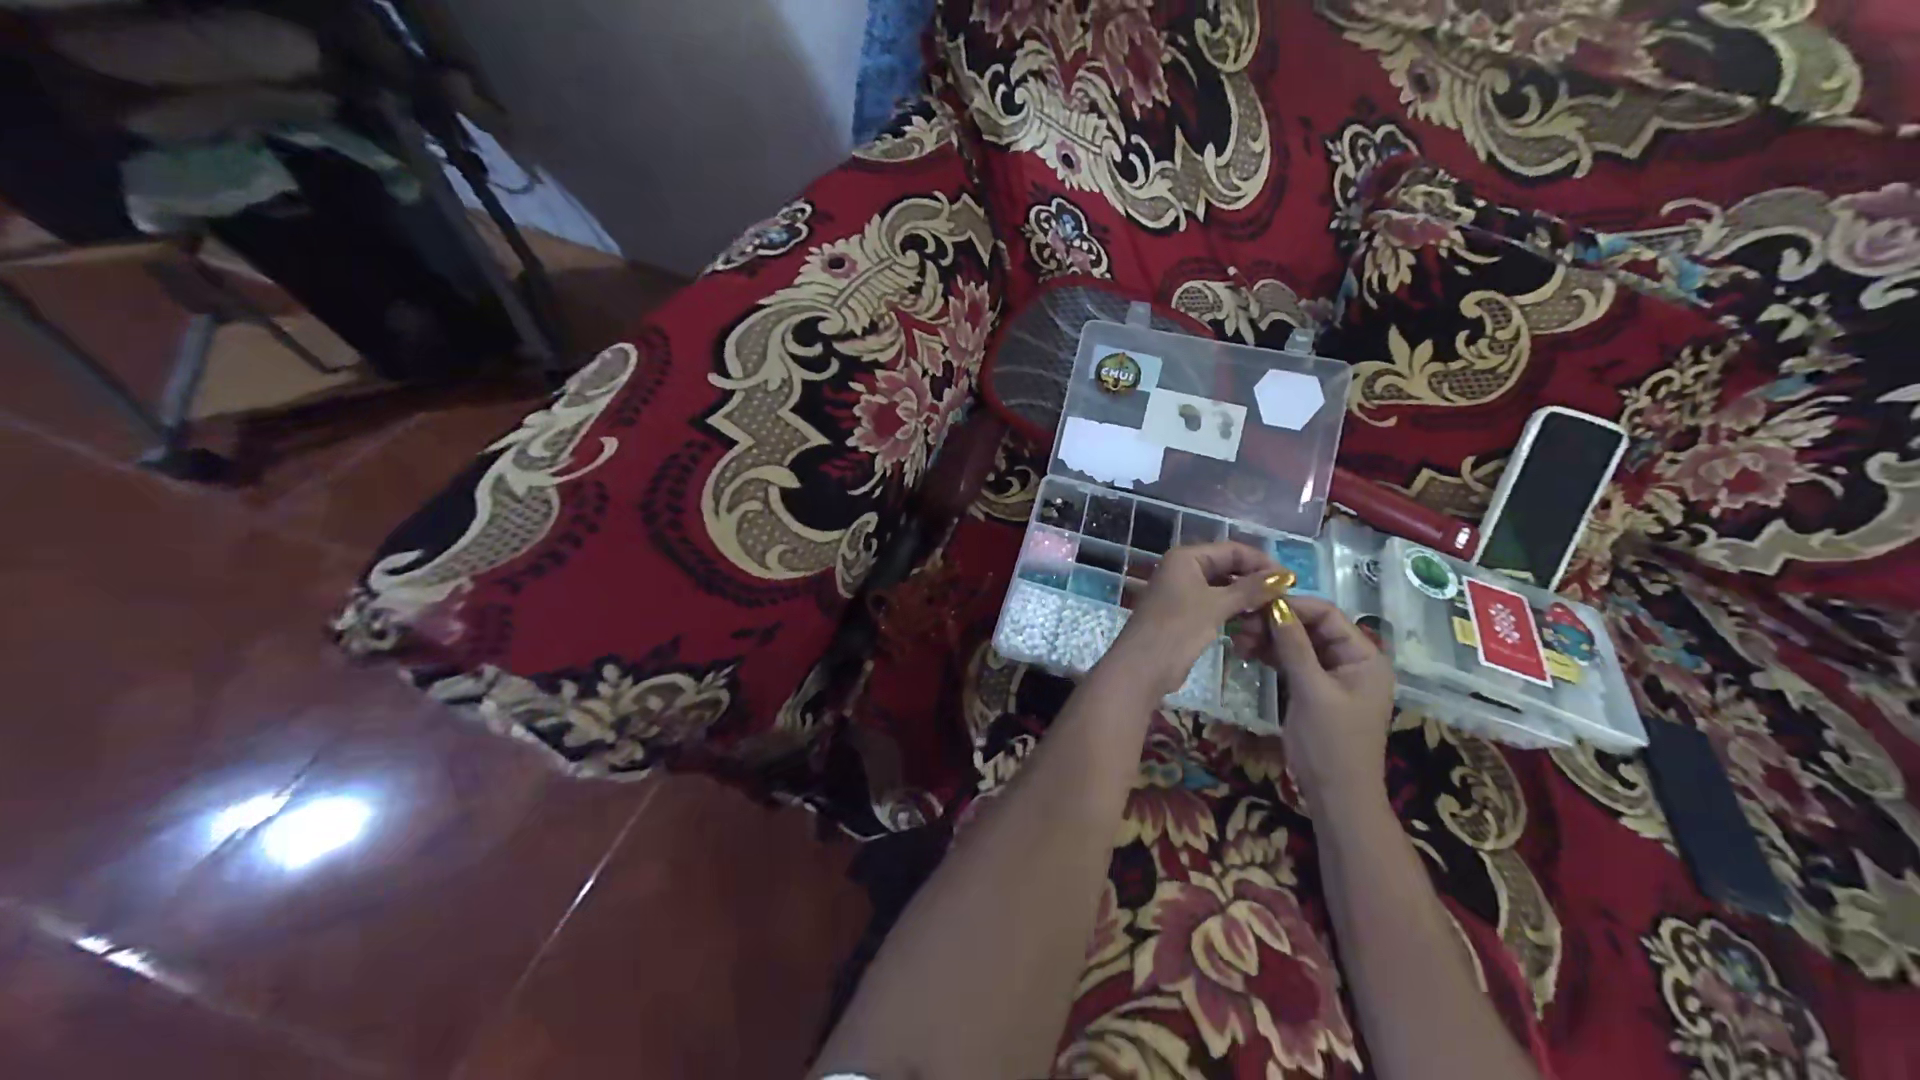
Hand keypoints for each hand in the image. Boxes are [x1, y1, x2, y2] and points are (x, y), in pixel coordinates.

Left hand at [1100, 542, 1284, 698]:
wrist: (1142, 667)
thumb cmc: (1177, 629)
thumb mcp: (1216, 605)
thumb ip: (1249, 589)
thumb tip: (1283, 576)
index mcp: (1186, 558)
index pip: (1232, 550)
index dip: (1261, 562)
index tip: (1290, 580)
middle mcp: (1183, 570)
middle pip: (1227, 568)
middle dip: (1255, 582)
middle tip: (1285, 598)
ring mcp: (1182, 593)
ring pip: (1223, 589)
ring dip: (1246, 599)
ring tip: (1273, 612)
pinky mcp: (1184, 615)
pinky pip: (1215, 606)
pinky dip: (1233, 612)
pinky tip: (1253, 623)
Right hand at [1231, 594, 1395, 800]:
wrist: (1336, 794)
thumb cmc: (1331, 742)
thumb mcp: (1312, 691)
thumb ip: (1294, 647)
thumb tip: (1275, 607)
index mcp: (1364, 657)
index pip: (1328, 616)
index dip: (1293, 606)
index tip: (1256, 605)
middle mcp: (1351, 661)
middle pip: (1311, 627)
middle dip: (1277, 623)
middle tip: (1242, 626)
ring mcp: (1331, 676)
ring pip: (1298, 643)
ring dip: (1270, 638)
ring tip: (1239, 640)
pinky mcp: (1313, 689)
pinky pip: (1292, 662)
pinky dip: (1271, 655)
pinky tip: (1248, 652)